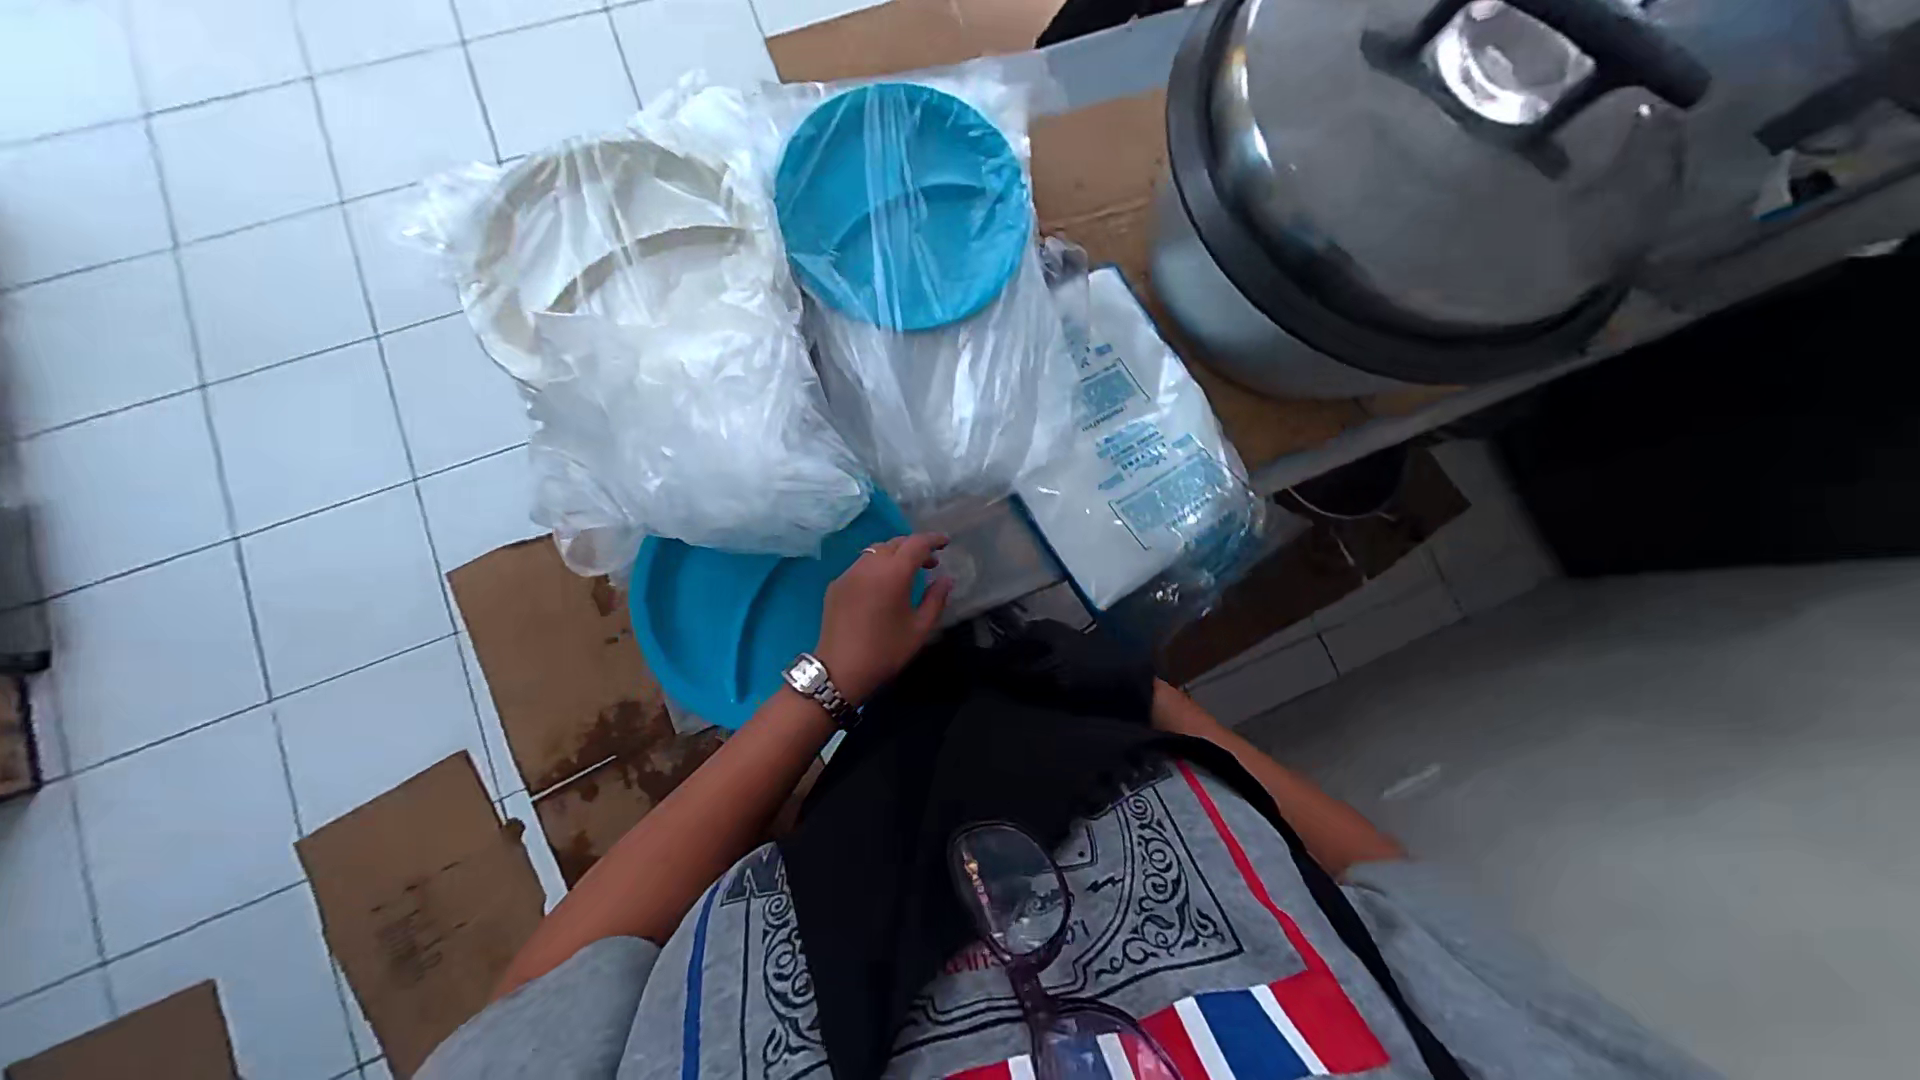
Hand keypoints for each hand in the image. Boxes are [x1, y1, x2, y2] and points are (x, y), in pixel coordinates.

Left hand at [813, 533, 954, 704]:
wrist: (840, 670)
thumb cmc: (885, 651)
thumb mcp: (919, 628)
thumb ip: (936, 599)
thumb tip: (946, 579)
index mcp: (893, 574)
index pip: (916, 544)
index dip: (933, 539)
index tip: (945, 543)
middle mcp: (869, 565)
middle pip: (895, 543)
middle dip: (914, 546)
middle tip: (931, 562)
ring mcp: (849, 573)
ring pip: (875, 551)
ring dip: (894, 554)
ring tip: (907, 572)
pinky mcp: (836, 584)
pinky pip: (861, 565)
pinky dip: (877, 566)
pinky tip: (882, 586)